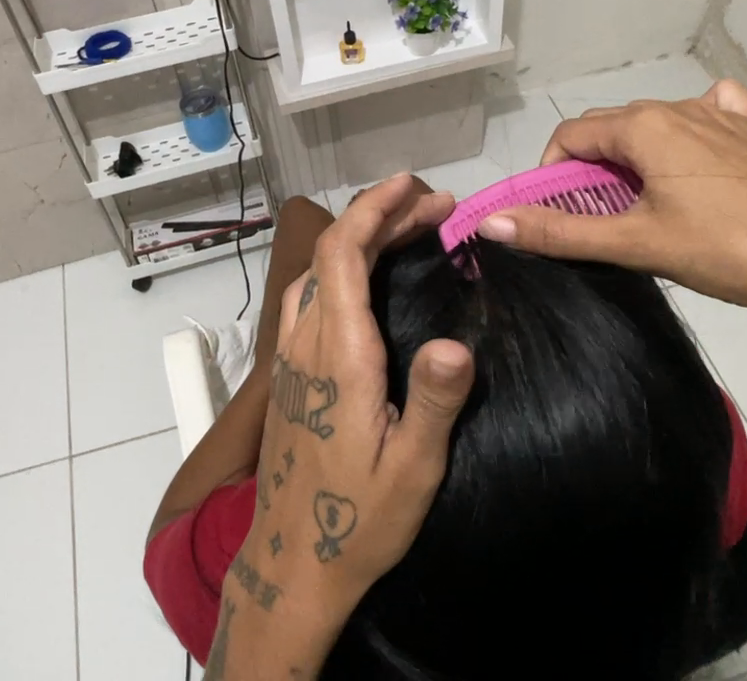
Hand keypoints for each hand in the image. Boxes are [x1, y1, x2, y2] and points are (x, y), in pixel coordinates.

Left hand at [205, 175, 474, 677]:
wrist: (293, 560)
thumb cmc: (358, 518)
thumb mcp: (414, 468)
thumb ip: (434, 401)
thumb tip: (458, 342)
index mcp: (337, 353)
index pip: (343, 252)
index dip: (374, 207)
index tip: (414, 186)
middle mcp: (305, 340)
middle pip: (333, 253)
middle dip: (381, 217)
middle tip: (437, 210)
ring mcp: (290, 354)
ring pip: (319, 273)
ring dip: (360, 240)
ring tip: (411, 234)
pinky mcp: (289, 371)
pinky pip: (312, 297)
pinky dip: (344, 268)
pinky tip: (372, 281)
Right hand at [478, 80, 746, 340]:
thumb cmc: (729, 251)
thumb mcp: (636, 244)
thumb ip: (560, 231)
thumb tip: (491, 222)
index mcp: (645, 126)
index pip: (570, 135)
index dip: (551, 172)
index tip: (558, 213)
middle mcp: (681, 106)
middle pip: (612, 128)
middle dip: (590, 168)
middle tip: (598, 218)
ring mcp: (728, 113)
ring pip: (658, 125)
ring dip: (636, 157)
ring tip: (647, 205)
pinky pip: (711, 117)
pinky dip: (689, 136)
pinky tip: (701, 164)